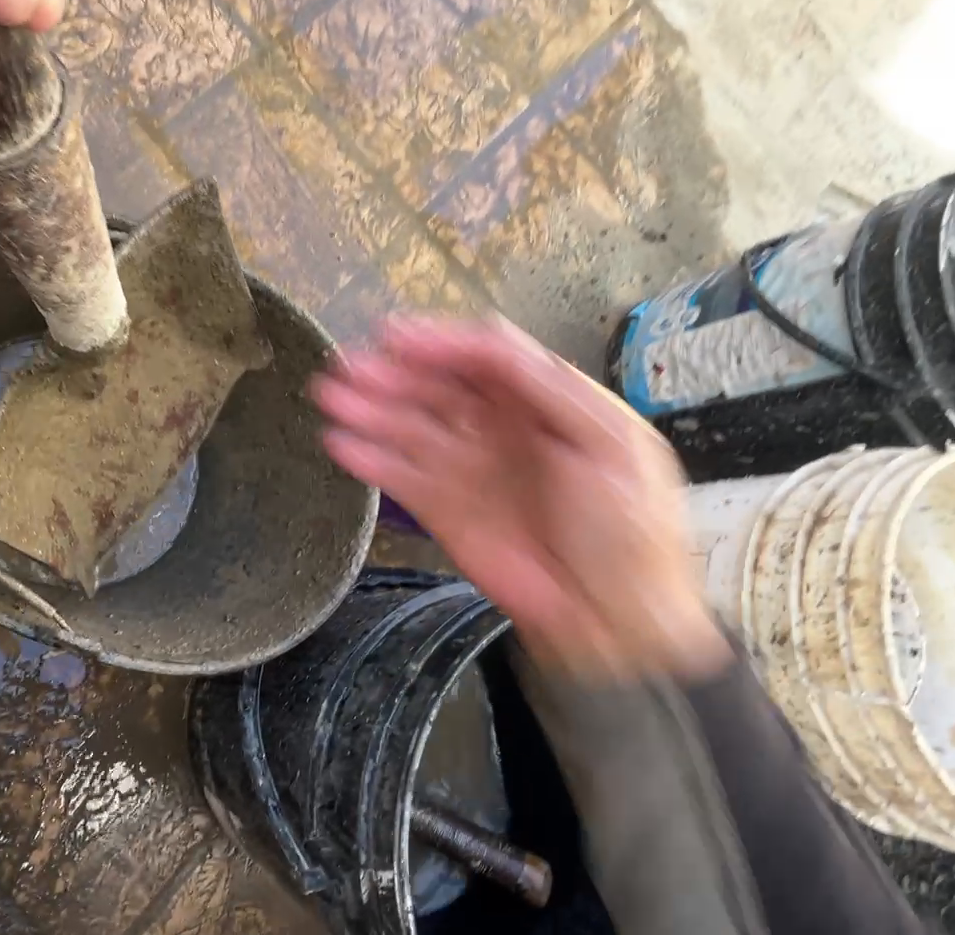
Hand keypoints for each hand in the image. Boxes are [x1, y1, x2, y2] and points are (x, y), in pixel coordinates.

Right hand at [313, 318, 731, 680]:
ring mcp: (465, 468)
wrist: (610, 618)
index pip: (483, 360)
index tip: (393, 337)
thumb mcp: (608, 441)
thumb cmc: (625, 528)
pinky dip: (368, 459)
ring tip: (329, 395)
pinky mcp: (440, 508)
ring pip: (408, 427)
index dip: (439, 344)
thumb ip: (547, 386)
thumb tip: (485, 344)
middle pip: (435, 388)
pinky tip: (341, 444)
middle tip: (346, 365)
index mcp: (544, 405)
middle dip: (391, 373)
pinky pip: (397, 475)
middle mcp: (498, 429)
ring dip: (369, 409)